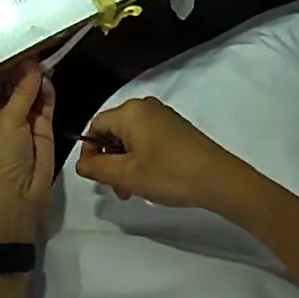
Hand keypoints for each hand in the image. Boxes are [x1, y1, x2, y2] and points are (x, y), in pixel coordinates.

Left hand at [0, 59, 55, 241]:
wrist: (16, 199)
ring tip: (46, 57)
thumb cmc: (0, 158)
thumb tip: (33, 66)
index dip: (5, 66)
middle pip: (14, 85)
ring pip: (32, 93)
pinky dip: (48, 91)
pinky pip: (46, 104)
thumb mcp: (7, 122)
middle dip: (24, 69)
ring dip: (37, 78)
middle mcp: (3, 115)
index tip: (18, 46)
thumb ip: (23, 92)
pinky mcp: (43, 129)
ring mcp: (24, 122)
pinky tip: (50, 77)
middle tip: (37, 46)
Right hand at [74, 97, 261, 216]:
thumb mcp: (127, 175)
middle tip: (117, 189)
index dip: (90, 152)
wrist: (217, 178)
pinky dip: (141, 159)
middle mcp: (145, 107)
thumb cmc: (169, 173)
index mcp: (131, 111)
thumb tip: (81, 163)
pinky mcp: (175, 128)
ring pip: (130, 138)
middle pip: (113, 131)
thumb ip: (97, 168)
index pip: (95, 125)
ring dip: (125, 164)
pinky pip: (146, 139)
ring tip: (133, 190)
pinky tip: (149, 181)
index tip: (94, 178)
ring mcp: (163, 116)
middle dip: (109, 161)